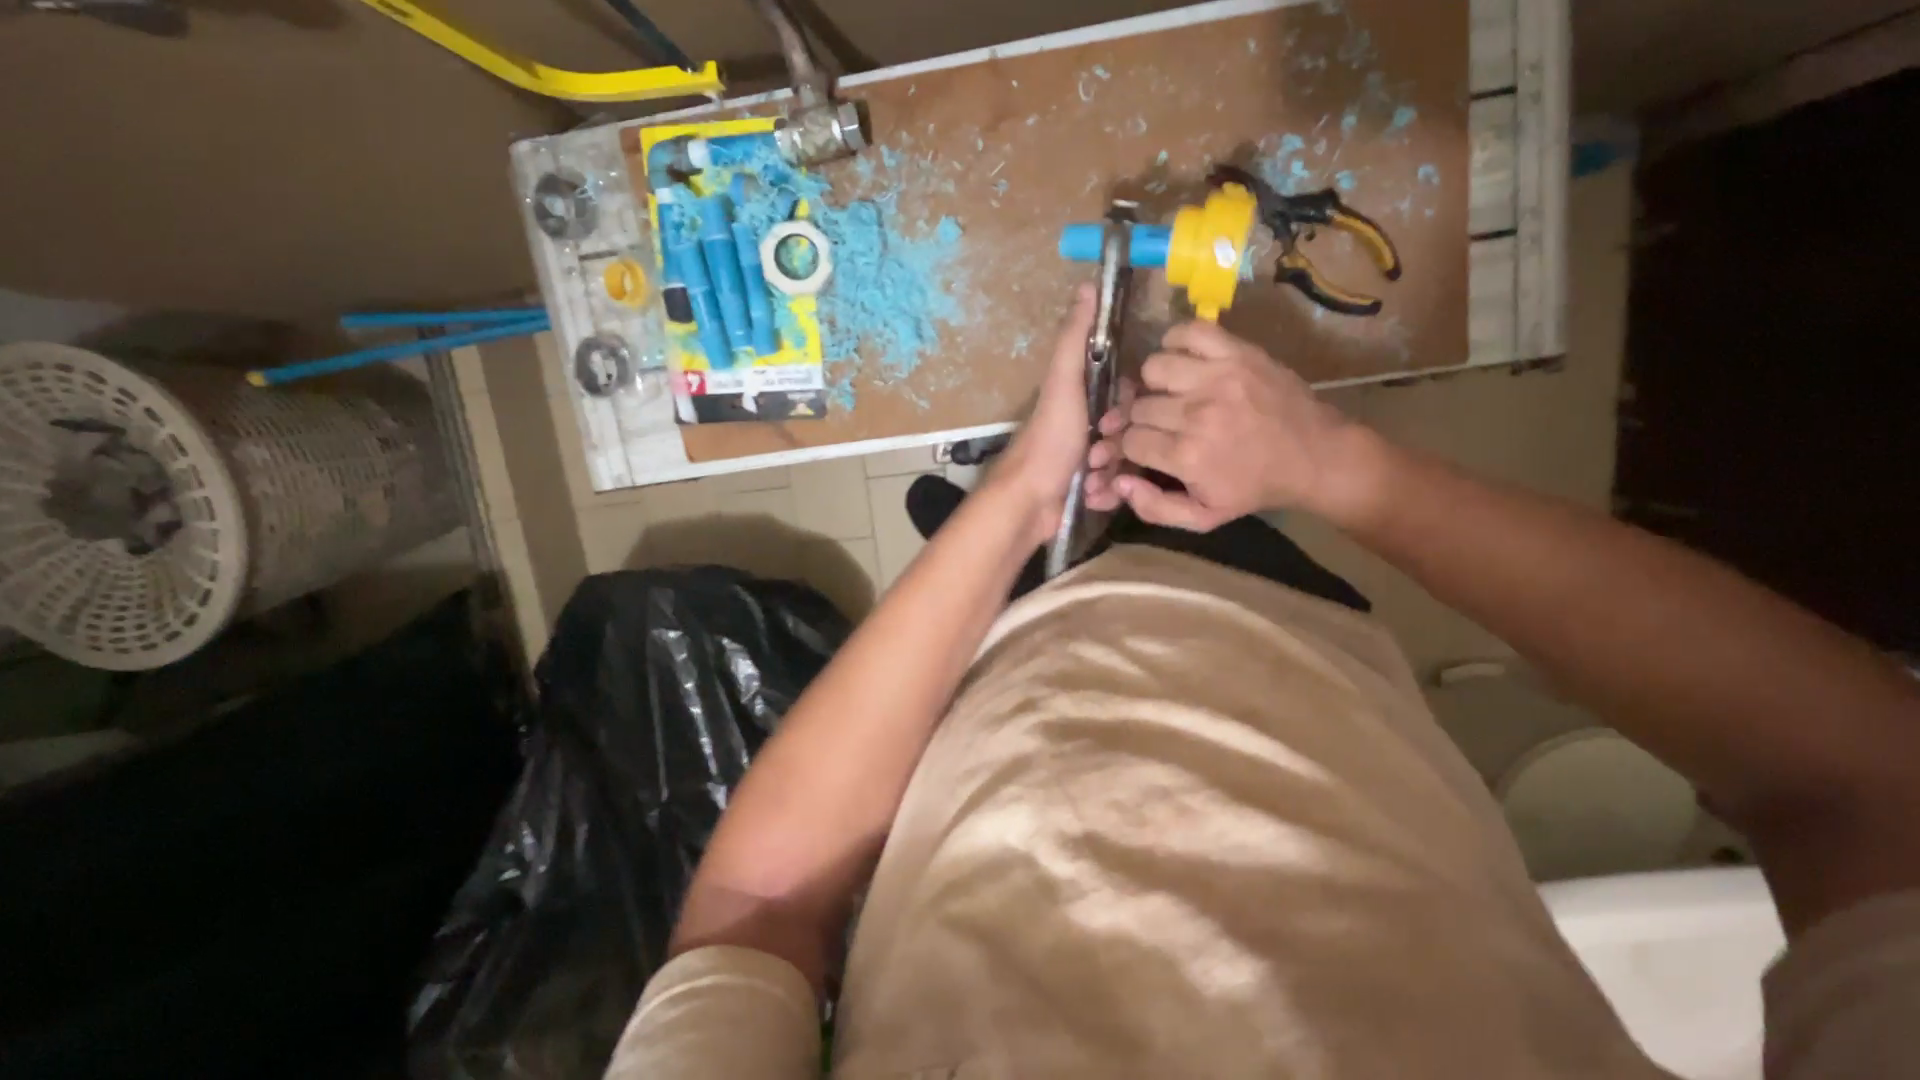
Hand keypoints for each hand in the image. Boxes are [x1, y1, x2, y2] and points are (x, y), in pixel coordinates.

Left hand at [990, 285, 1124, 543]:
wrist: (1029, 503)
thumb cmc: (1048, 440)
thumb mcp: (1063, 383)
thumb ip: (1074, 339)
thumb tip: (1086, 286)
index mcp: (1080, 398)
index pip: (1127, 396)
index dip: (1126, 408)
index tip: (1112, 420)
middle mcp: (1085, 426)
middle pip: (1130, 431)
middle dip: (1118, 446)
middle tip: (1096, 454)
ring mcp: (1087, 460)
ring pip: (1126, 462)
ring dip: (1111, 473)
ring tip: (1089, 479)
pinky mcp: (1089, 490)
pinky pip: (1118, 490)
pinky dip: (1106, 494)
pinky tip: (1089, 496)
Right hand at [1094, 320, 1381, 529]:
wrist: (1315, 456)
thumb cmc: (1254, 488)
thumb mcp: (1204, 517)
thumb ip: (1155, 508)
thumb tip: (1118, 482)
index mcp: (1187, 457)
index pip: (1130, 441)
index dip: (1129, 445)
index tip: (1140, 447)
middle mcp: (1197, 415)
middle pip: (1137, 407)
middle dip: (1138, 419)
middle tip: (1154, 424)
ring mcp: (1218, 379)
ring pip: (1152, 368)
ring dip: (1154, 384)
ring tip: (1169, 394)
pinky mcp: (1237, 353)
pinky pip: (1187, 332)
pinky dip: (1176, 343)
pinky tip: (1182, 363)